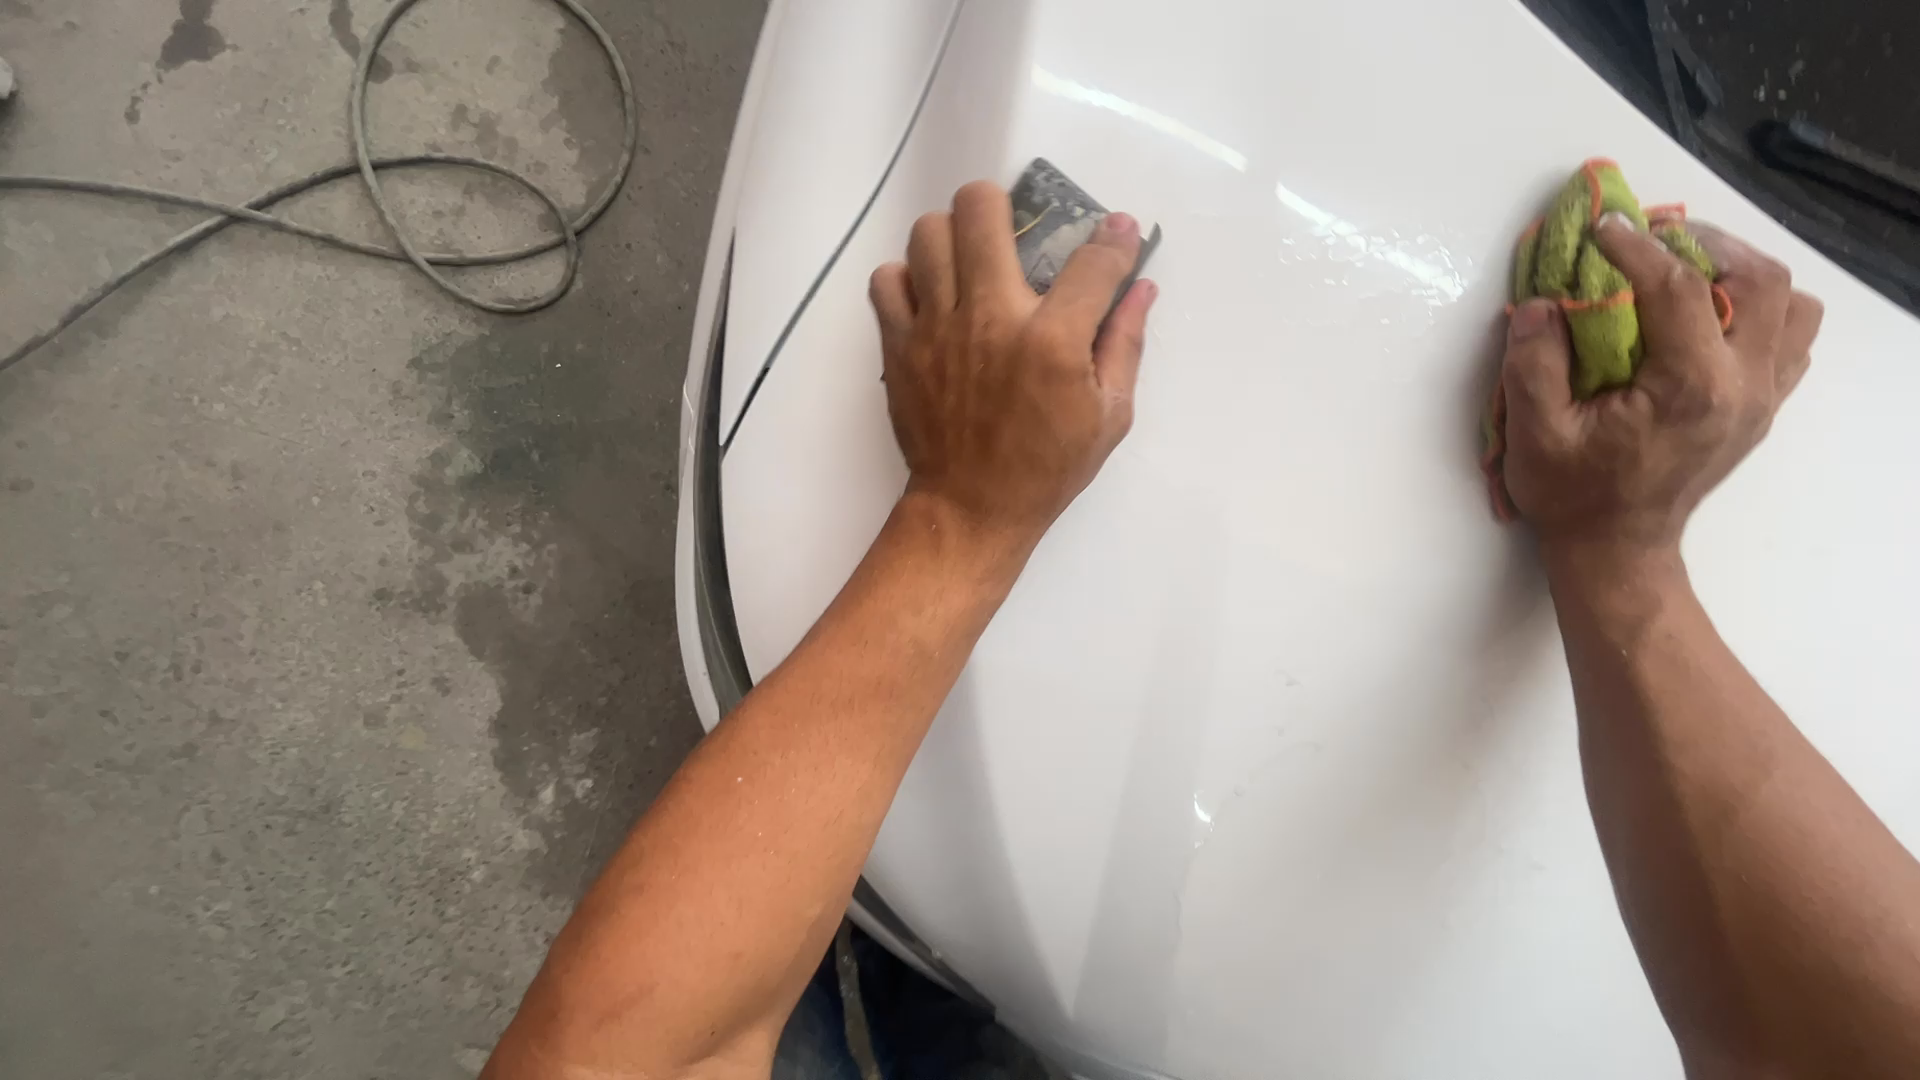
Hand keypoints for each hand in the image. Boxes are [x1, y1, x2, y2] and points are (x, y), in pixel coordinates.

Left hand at [869, 181, 1157, 552]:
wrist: (971, 507)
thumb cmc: (1047, 468)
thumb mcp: (1108, 416)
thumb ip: (1125, 345)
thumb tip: (1141, 287)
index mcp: (1052, 340)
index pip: (1092, 259)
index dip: (1112, 237)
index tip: (1114, 231)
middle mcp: (991, 318)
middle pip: (981, 209)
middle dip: (1001, 206)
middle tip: (1008, 233)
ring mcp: (938, 329)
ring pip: (927, 233)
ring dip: (950, 236)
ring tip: (965, 265)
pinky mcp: (901, 347)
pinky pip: (887, 280)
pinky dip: (906, 279)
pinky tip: (929, 300)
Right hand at [1498, 214, 1822, 569]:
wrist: (1616, 547)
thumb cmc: (1571, 494)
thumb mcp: (1533, 433)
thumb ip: (1534, 365)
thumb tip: (1537, 305)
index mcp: (1690, 387)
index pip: (1678, 290)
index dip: (1637, 248)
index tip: (1603, 225)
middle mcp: (1744, 384)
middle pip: (1759, 283)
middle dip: (1707, 245)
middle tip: (1655, 234)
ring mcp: (1763, 396)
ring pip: (1790, 305)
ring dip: (1744, 274)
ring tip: (1690, 267)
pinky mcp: (1760, 406)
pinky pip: (1788, 338)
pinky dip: (1758, 309)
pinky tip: (1709, 314)